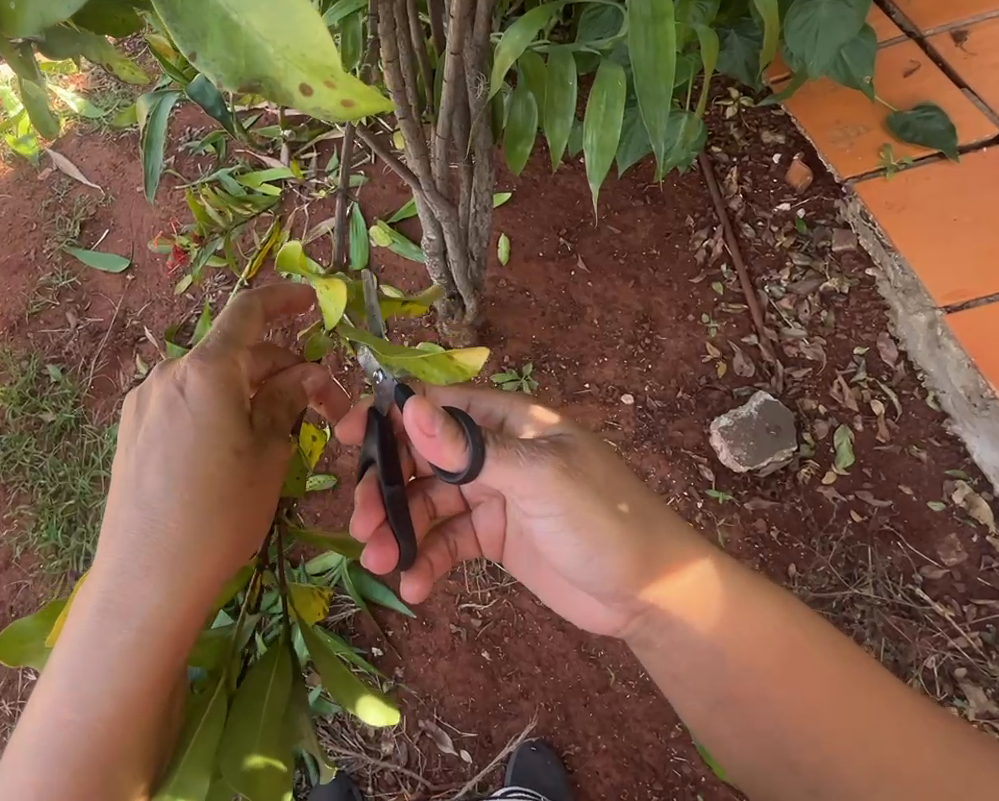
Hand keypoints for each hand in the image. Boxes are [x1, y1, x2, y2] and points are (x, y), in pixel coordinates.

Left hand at [93, 283, 348, 621]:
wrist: (147, 577)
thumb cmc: (221, 514)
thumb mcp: (269, 454)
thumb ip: (287, 401)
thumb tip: (306, 374)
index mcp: (206, 369)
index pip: (248, 310)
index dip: (283, 299)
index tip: (311, 302)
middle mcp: (169, 372)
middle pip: (235, 352)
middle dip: (280, 369)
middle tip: (320, 405)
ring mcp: (145, 400)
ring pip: (210, 379)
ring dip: (249, 390)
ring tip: (279, 431)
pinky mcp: (132, 428)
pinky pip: (185, 401)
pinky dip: (217, 406)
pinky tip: (233, 446)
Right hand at [336, 387, 709, 638]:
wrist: (653, 594)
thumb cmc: (603, 518)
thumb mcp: (536, 478)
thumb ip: (470, 448)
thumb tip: (408, 405)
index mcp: (506, 421)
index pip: (436, 408)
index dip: (389, 417)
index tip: (346, 436)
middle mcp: (493, 453)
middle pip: (422, 461)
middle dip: (388, 489)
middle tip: (360, 522)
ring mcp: (492, 496)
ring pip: (428, 506)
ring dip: (400, 531)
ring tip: (378, 562)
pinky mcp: (493, 538)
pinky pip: (447, 543)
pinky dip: (426, 562)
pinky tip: (414, 587)